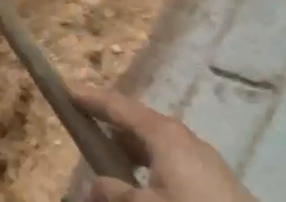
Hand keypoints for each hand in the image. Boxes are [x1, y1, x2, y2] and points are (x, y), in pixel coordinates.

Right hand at [72, 88, 257, 201]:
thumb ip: (114, 193)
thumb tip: (94, 185)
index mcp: (163, 133)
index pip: (119, 106)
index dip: (92, 99)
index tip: (67, 92)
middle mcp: (183, 137)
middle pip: (138, 123)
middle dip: (112, 130)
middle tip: (87, 136)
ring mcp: (204, 159)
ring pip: (157, 146)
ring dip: (132, 154)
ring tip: (114, 171)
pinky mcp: (218, 183)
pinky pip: (174, 164)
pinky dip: (152, 169)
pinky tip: (147, 189)